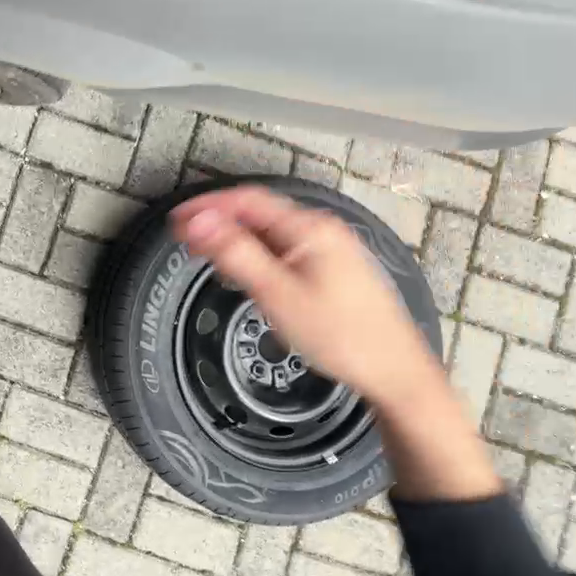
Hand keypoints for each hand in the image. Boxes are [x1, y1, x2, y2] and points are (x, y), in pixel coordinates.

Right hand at [171, 186, 441, 410]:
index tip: (179, 218)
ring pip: (270, 233)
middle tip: (186, 238)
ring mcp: (330, 250)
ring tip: (208, 254)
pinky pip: (285, 249)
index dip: (208, 205)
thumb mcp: (278, 294)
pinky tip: (246, 272)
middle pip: (258, 214)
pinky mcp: (333, 269)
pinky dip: (256, 253)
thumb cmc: (345, 338)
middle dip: (218, 221)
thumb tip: (200, 223)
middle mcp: (323, 232)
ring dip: (236, 238)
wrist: (397, 375)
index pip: (246, 200)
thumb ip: (236, 254)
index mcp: (310, 230)